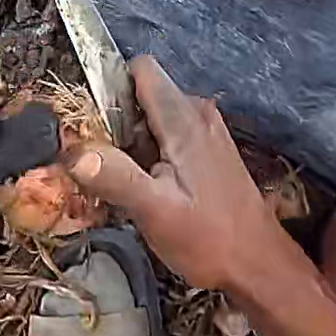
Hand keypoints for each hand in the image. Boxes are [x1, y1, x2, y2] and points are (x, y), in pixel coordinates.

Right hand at [67, 56, 301, 298]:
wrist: (260, 266)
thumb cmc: (210, 239)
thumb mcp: (155, 212)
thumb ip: (115, 177)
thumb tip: (74, 153)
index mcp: (184, 117)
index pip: (140, 69)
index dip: (111, 87)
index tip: (95, 125)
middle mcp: (197, 112)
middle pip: (143, 94)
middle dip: (117, 122)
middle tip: (108, 166)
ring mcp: (206, 129)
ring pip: (153, 115)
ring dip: (132, 141)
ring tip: (128, 181)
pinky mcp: (209, 148)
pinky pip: (168, 133)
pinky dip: (150, 151)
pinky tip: (150, 187)